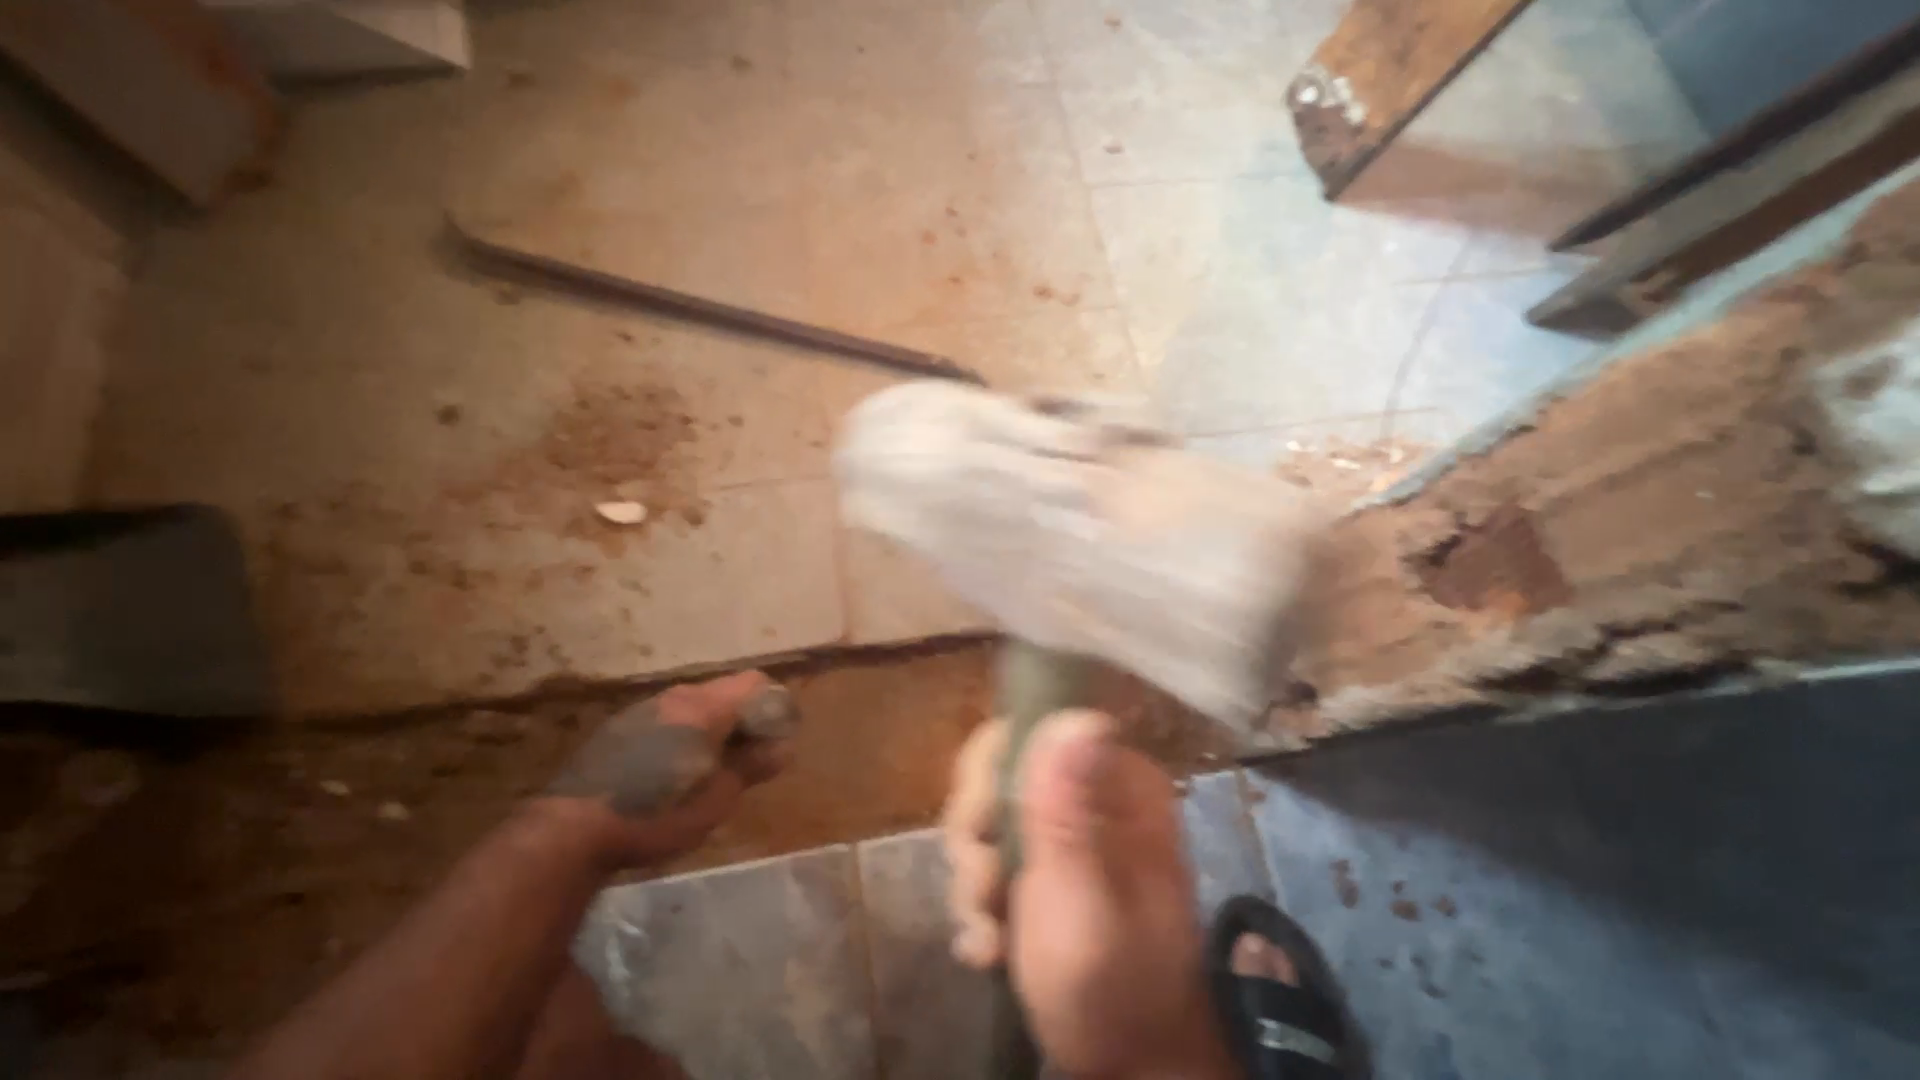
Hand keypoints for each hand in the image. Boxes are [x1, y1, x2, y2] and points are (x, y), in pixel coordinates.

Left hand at [549, 670, 793, 868]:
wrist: (571, 830)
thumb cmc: (657, 814)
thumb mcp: (717, 798)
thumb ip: (751, 765)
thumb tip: (782, 746)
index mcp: (704, 707)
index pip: (756, 683)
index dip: (775, 707)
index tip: (777, 740)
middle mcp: (674, 697)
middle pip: (724, 692)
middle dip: (743, 719)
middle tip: (749, 760)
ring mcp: (642, 710)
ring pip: (692, 705)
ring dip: (711, 728)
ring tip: (711, 769)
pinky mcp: (618, 729)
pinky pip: (665, 720)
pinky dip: (681, 736)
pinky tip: (671, 774)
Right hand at [943, 711, 1236, 1078]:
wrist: (1128, 1067)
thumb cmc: (1112, 983)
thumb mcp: (1082, 897)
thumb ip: (1068, 810)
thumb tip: (1078, 712)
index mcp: (1116, 784)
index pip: (1030, 730)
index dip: (988, 774)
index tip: (979, 828)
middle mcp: (1090, 796)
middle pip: (995, 776)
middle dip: (975, 840)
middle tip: (983, 890)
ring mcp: (1065, 836)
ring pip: (983, 823)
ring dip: (972, 883)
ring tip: (989, 937)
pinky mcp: (1042, 874)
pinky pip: (986, 863)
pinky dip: (978, 907)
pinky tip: (987, 949)